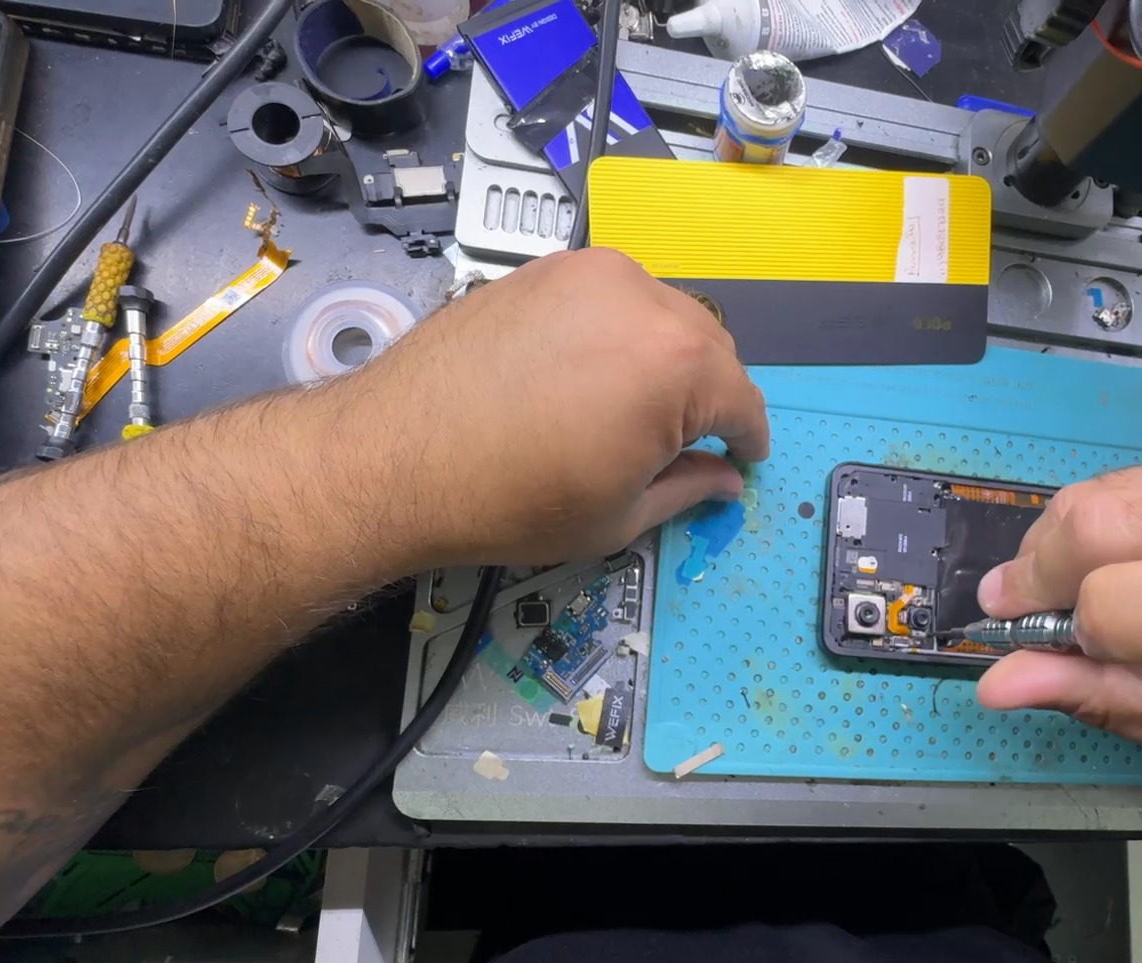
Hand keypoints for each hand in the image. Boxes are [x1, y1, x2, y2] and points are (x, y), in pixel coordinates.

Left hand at [319, 247, 769, 569]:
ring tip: (633, 408)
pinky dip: (623, 333)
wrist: (393, 457)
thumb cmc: (515, 502)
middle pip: (711, 349)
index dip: (748, 439)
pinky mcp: (545, 267)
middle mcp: (644, 299)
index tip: (741, 460)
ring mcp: (590, 273)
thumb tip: (725, 480)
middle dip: (710, 398)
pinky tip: (590, 373)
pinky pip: (615, 298)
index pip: (744, 400)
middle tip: (683, 444)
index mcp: (678, 365)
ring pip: (665, 316)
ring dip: (669, 361)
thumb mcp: (620, 516)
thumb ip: (689, 489)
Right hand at [974, 446, 1141, 773]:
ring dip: (1058, 540)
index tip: (1052, 650)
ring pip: (1107, 491)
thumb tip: (994, 682)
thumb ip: (1099, 698)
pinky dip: (1098, 519)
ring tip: (1071, 585)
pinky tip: (1120, 555)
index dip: (1081, 626)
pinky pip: (1133, 476)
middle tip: (1021, 607)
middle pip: (1110, 522)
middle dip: (1039, 569)